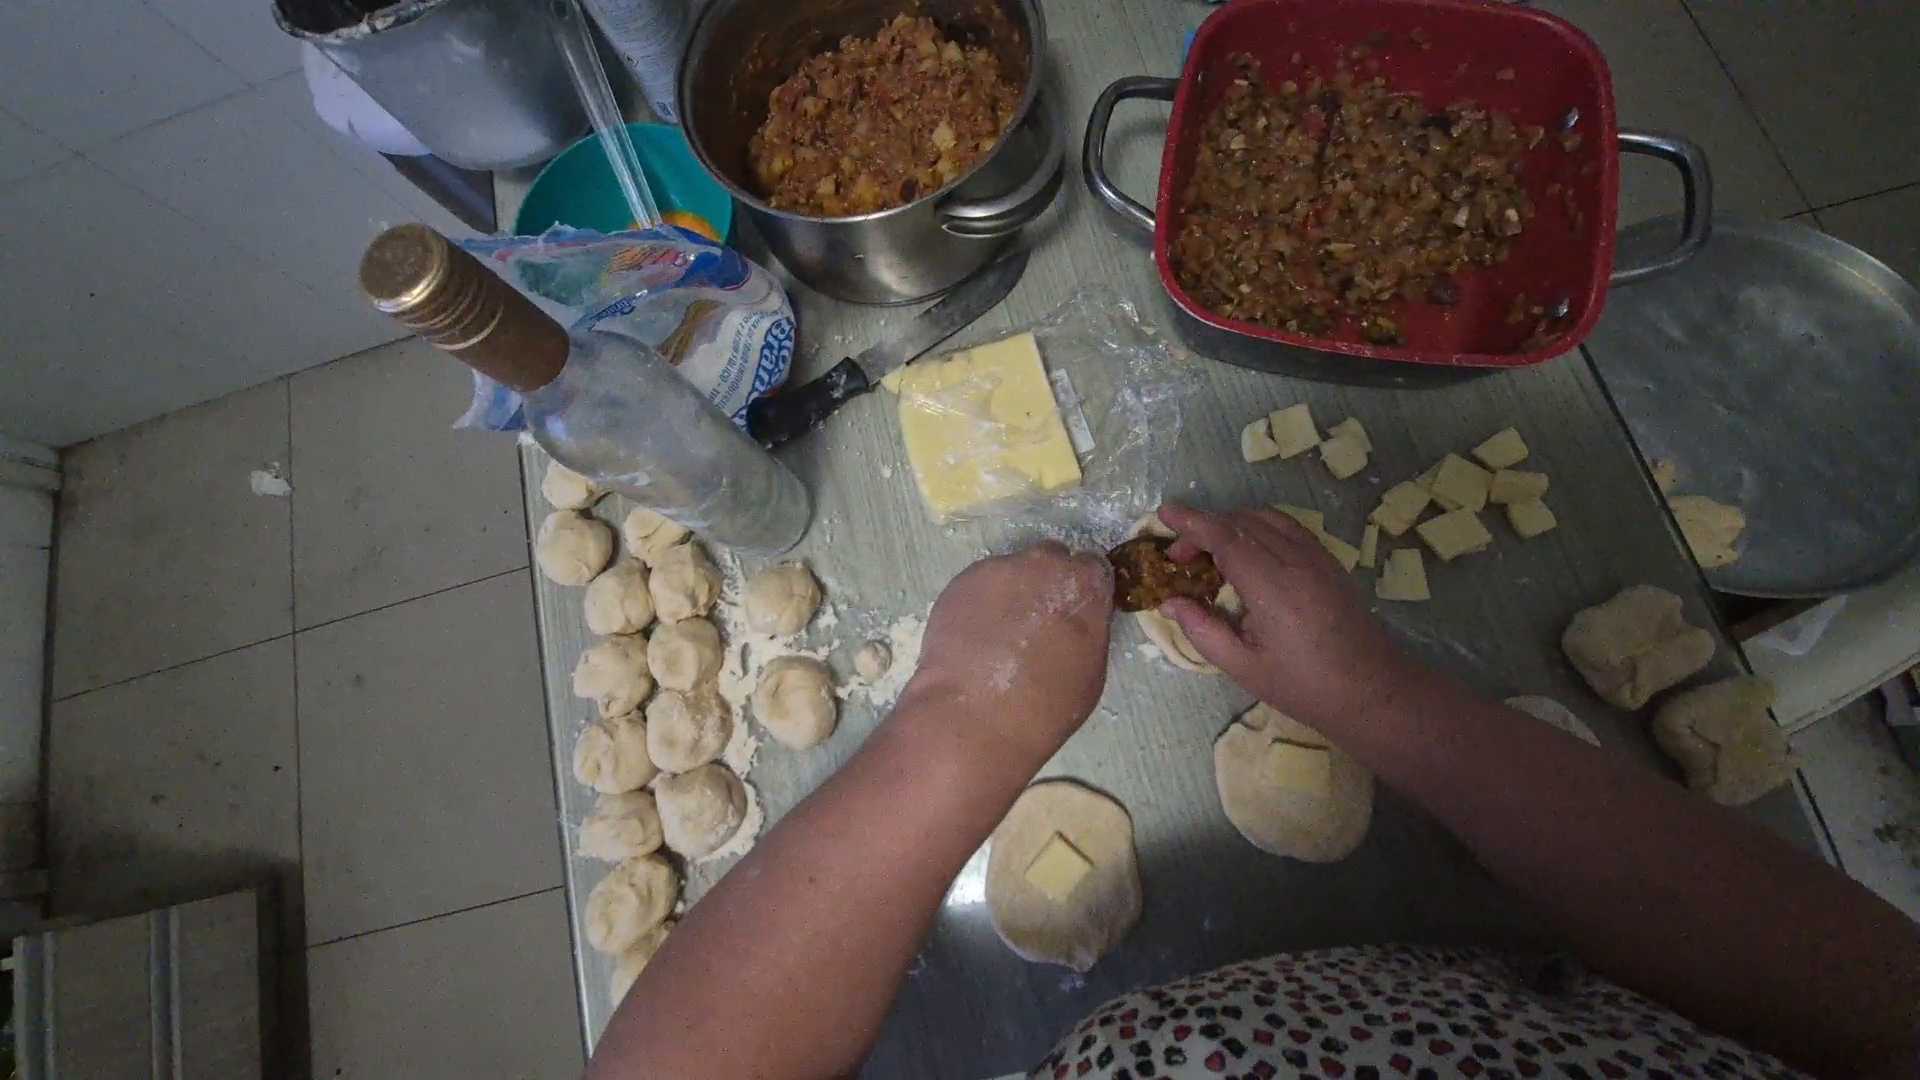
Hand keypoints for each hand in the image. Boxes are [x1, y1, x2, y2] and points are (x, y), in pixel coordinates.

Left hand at [899, 542, 1114, 755]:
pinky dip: (981, 602)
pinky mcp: (963, 580)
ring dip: (1013, 591)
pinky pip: (981, 584)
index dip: (1082, 590)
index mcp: (1085, 583)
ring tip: (1000, 633)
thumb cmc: (1045, 704)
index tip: (1072, 611)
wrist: (974, 715)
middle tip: (1036, 621)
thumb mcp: (1091, 669)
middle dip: (1047, 582)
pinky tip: (975, 636)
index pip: (1091, 568)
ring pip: (1012, 570)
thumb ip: (1088, 627)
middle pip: (1050, 559)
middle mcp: (1044, 563)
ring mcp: (1000, 568)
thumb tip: (1074, 618)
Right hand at [1156, 505, 1422, 726]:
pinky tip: (1246, 551)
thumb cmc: (1304, 687)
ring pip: (1265, 518)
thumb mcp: (1243, 667)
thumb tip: (1169, 602)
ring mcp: (1317, 558)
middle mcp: (1296, 562)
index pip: (1226, 538)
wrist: (1375, 692)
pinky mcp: (1328, 561)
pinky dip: (1257, 527)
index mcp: (1273, 588)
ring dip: (1230, 525)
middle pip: (1241, 522)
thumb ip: (1202, 630)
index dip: (1191, 522)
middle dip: (1203, 529)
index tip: (1162, 514)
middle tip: (1180, 559)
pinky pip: (1286, 527)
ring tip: (1210, 553)